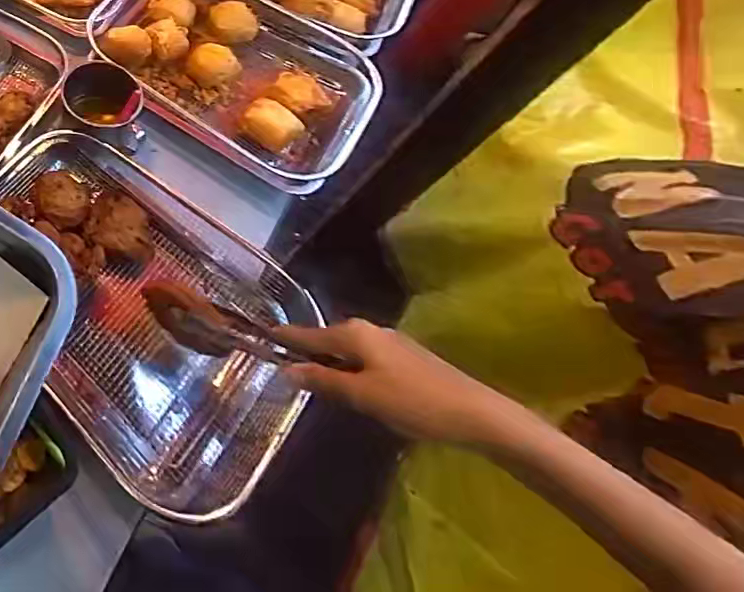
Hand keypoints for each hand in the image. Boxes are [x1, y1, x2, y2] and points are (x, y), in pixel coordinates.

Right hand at [272, 318, 529, 447]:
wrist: (481, 415)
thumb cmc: (415, 402)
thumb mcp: (362, 396)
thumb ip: (324, 381)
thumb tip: (286, 370)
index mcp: (352, 333)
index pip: (307, 333)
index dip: (285, 337)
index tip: (262, 333)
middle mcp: (368, 329)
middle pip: (328, 338)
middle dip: (308, 349)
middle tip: (285, 362)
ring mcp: (390, 341)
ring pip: (349, 348)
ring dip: (332, 360)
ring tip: (316, 376)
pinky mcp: (407, 357)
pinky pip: (366, 356)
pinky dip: (353, 366)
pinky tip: (356, 384)